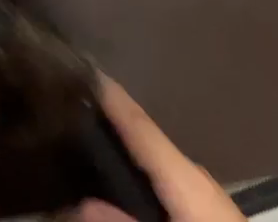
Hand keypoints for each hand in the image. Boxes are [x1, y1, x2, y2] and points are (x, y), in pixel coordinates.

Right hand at [79, 79, 244, 221]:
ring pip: (156, 162)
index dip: (113, 99)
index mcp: (186, 179)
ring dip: (127, 148)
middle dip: (112, 121)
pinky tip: (123, 184)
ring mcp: (204, 196)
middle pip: (146, 139)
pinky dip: (142, 173)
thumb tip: (81, 203)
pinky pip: (165, 183)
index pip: (142, 126)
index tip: (85, 69)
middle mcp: (195, 177)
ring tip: (87, 137)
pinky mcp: (206, 213)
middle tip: (72, 106)